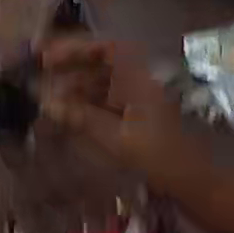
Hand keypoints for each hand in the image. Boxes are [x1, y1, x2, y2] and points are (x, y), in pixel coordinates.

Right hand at [37, 35, 204, 191]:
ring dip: (76, 89)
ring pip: (102, 83)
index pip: (107, 49)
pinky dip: (87, 105)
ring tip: (49, 101)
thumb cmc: (160, 158)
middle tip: (40, 76)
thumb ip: (81, 118)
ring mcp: (140, 98)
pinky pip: (107, 101)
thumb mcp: (117, 139)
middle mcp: (141, 81)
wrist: (194, 183)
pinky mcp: (137, 115)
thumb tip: (47, 103)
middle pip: (102, 64)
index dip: (75, 49)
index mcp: (142, 78)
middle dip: (70, 68)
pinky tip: (67, 114)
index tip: (46, 58)